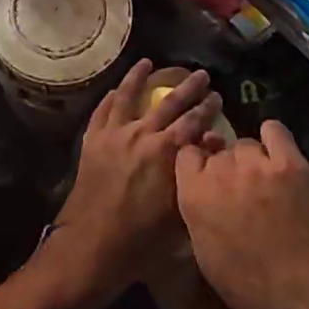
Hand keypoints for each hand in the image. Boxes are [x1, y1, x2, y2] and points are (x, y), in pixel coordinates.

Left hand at [50, 59, 222, 299]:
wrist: (92, 246)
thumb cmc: (141, 240)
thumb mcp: (179, 212)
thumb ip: (196, 172)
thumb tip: (214, 142)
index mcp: (165, 152)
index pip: (193, 121)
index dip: (207, 108)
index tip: (217, 95)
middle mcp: (140, 134)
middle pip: (168, 103)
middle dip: (187, 87)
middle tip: (200, 74)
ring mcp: (113, 134)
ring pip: (128, 95)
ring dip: (139, 77)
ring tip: (148, 62)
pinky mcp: (92, 141)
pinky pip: (102, 111)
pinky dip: (111, 97)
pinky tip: (115, 90)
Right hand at [174, 120, 308, 308]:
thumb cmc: (254, 292)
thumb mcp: (208, 256)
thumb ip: (200, 214)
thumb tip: (205, 195)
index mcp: (195, 196)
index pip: (187, 155)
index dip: (199, 165)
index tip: (210, 179)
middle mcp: (221, 172)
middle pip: (220, 152)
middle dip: (228, 168)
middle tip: (245, 193)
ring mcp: (257, 165)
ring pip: (247, 145)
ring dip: (253, 161)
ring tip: (269, 184)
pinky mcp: (291, 163)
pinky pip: (275, 131)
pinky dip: (274, 139)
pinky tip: (280, 155)